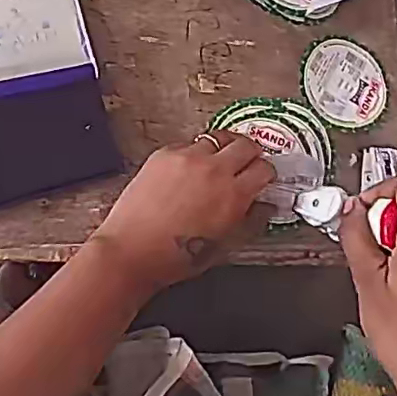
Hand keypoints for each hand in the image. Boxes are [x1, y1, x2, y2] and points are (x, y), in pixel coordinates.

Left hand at [90, 131, 274, 291]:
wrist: (131, 252)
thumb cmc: (174, 257)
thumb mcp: (224, 245)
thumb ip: (249, 220)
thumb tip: (263, 207)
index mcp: (233, 195)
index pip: (264, 168)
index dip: (265, 173)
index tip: (261, 176)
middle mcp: (214, 170)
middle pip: (245, 144)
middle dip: (250, 153)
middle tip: (246, 161)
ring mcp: (188, 158)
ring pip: (217, 139)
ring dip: (222, 149)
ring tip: (217, 161)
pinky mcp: (164, 154)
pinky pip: (188, 144)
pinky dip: (193, 154)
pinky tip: (188, 170)